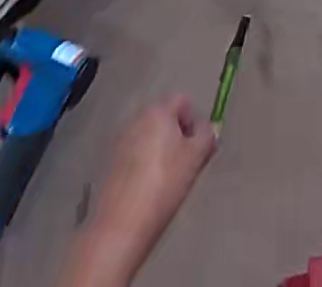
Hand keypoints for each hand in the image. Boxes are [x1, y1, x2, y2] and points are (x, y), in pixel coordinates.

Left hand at [54, 95, 215, 286]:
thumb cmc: (164, 183)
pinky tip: (149, 186)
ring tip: (168, 178)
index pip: (182, 100)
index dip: (194, 119)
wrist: (123, 221)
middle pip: (165, 116)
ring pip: (150, 134)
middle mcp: (137, 117)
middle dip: (179, 135)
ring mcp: (122, 137)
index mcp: (158, 111)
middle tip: (187, 164)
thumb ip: (207, 137)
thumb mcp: (194, 159)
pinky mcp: (112, 158)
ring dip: (162, 148)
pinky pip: (136, 150)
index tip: (197, 146)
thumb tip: (209, 128)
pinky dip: (145, 161)